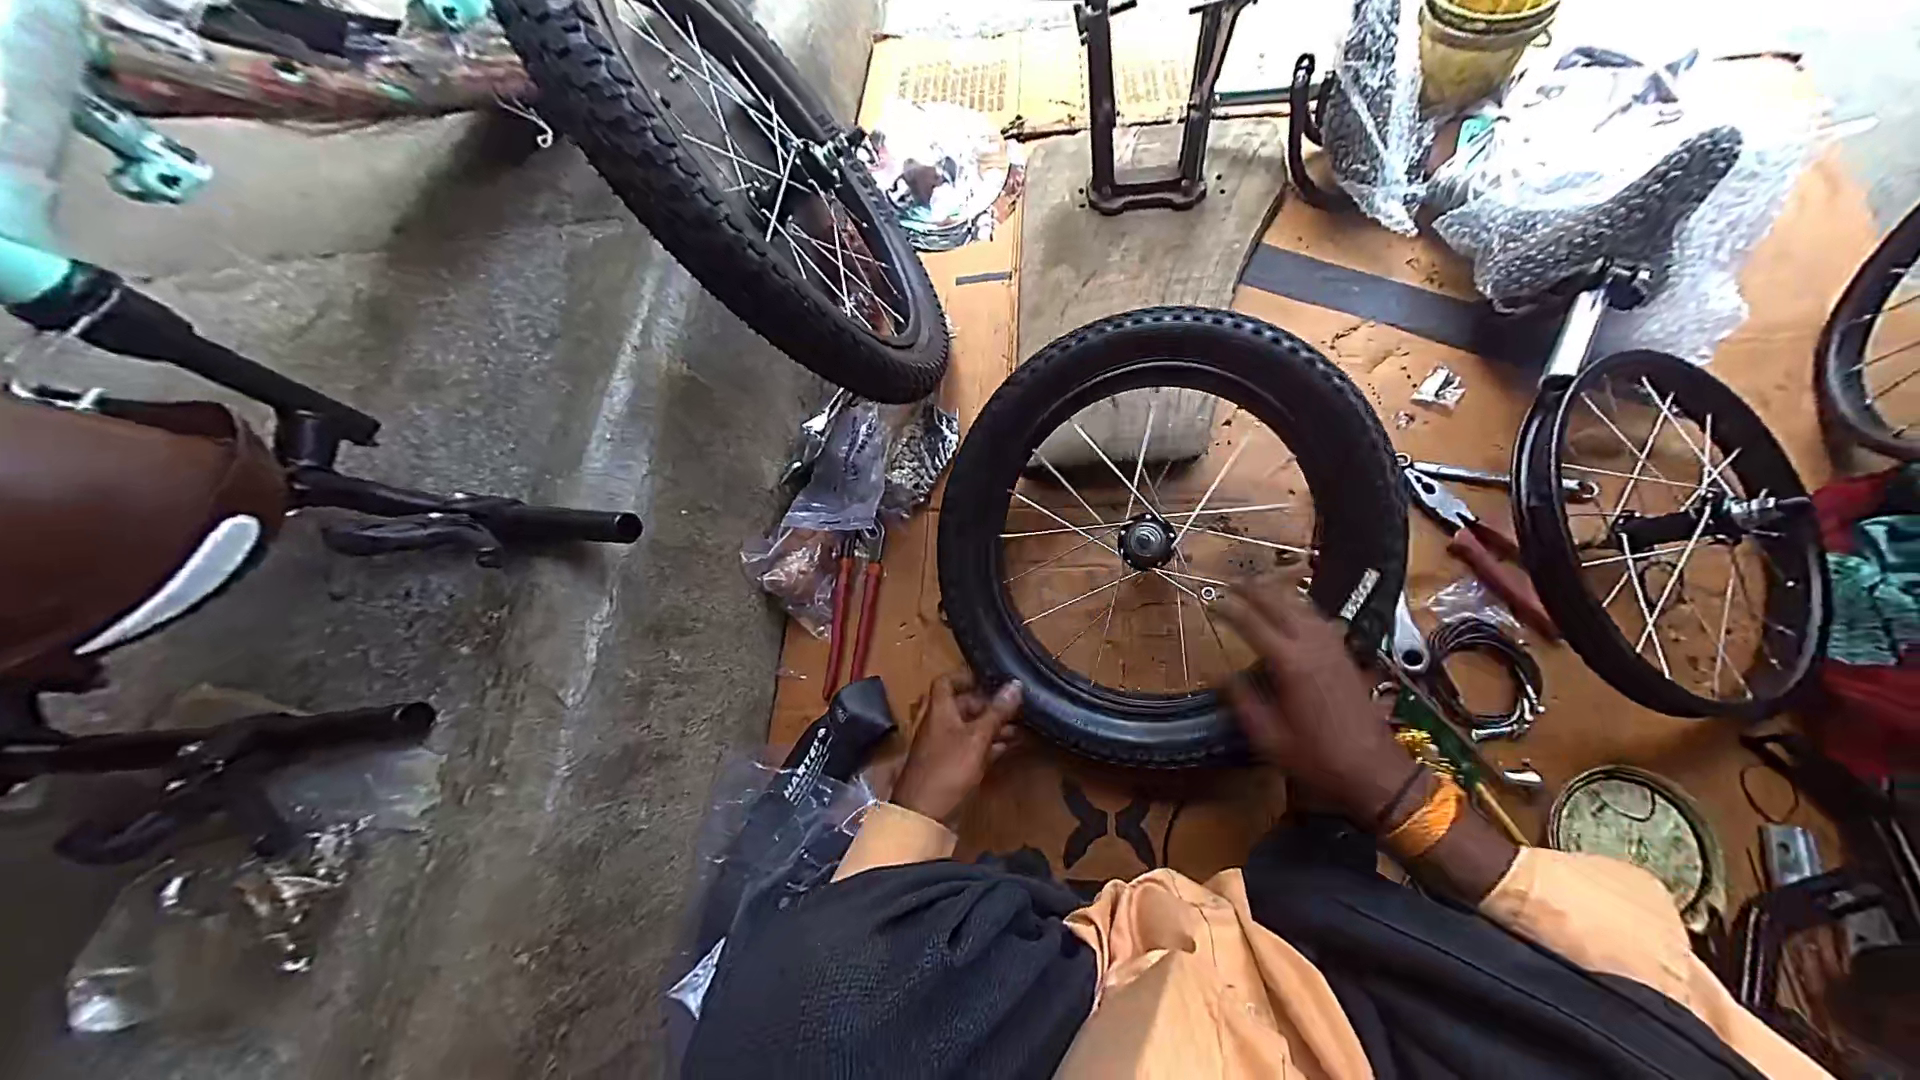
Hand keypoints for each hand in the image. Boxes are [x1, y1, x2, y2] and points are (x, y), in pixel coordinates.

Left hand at [889, 673, 1022, 823]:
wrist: (924, 813)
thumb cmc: (948, 767)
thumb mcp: (976, 737)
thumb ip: (996, 712)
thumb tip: (1015, 684)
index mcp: (939, 709)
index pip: (946, 682)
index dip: (966, 677)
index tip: (990, 679)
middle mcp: (939, 723)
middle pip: (964, 705)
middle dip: (990, 706)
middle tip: (1016, 707)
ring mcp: (945, 745)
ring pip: (971, 728)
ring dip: (994, 727)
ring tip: (1021, 728)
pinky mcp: (952, 766)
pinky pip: (973, 747)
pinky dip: (990, 745)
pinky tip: (1011, 746)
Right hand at [1214, 587, 1414, 823]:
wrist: (1374, 771)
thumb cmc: (1317, 757)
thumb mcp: (1267, 736)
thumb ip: (1242, 700)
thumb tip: (1218, 675)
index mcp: (1290, 664)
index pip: (1252, 624)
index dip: (1230, 610)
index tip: (1212, 601)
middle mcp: (1313, 648)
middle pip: (1280, 605)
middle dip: (1255, 589)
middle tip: (1233, 580)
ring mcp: (1333, 649)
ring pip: (1303, 607)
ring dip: (1279, 593)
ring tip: (1260, 586)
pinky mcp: (1346, 656)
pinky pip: (1320, 619)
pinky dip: (1301, 606)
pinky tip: (1295, 609)